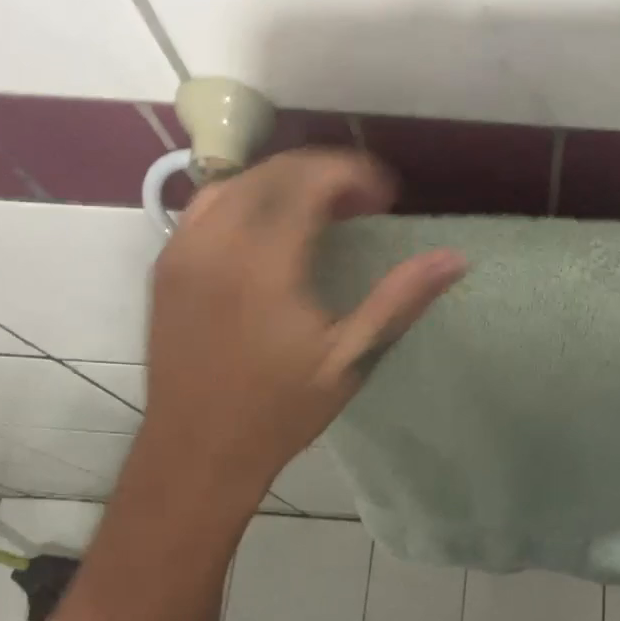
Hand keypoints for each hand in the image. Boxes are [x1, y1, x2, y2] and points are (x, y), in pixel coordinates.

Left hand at [140, 148, 465, 496]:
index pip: (310, 180)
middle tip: (364, 204)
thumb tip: (454, 259)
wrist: (198, 449)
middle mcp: (217, 241)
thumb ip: (399, 300)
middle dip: (325, 172)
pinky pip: (206, 205)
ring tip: (321, 210)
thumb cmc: (280, 410)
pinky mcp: (166, 264)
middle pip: (274, 171)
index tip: (387, 198)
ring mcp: (183, 249)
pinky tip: (269, 228)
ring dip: (284, 181)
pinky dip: (246, 199)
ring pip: (237, 181)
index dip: (355, 174)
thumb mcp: (350, 359)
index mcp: (265, 262)